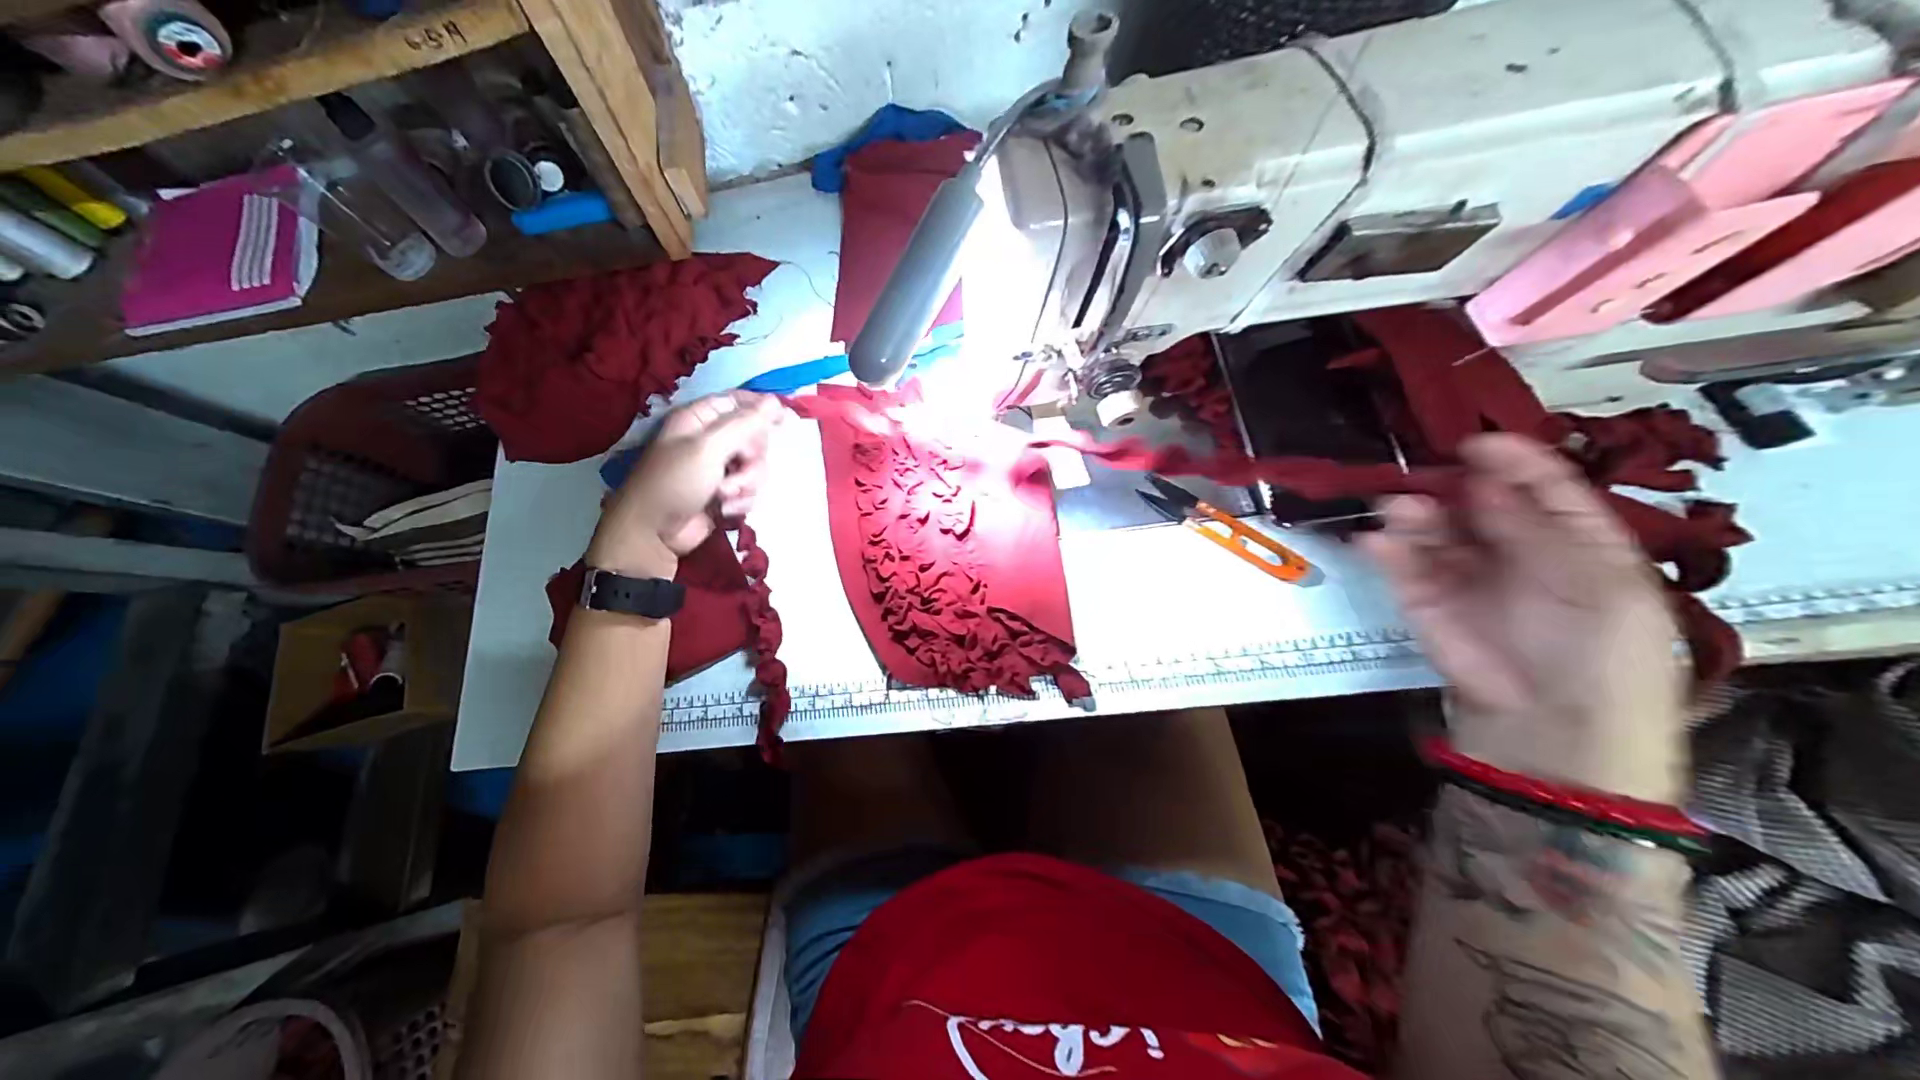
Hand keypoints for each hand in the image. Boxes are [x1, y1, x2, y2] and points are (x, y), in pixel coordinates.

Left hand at [586, 391, 781, 578]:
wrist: (654, 533)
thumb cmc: (674, 483)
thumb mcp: (709, 447)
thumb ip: (745, 424)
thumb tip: (775, 402)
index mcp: (699, 420)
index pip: (738, 402)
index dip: (761, 408)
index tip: (784, 419)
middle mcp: (710, 441)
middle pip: (754, 437)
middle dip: (752, 457)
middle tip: (739, 466)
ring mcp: (718, 469)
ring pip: (756, 467)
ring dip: (746, 483)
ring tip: (724, 495)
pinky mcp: (725, 495)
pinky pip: (750, 490)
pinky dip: (741, 500)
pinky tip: (725, 509)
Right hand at [1359, 434, 1685, 802]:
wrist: (1550, 730)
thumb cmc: (1598, 656)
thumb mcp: (1599, 587)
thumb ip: (1541, 530)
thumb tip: (1487, 481)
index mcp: (1572, 544)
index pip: (1543, 489)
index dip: (1515, 462)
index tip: (1477, 442)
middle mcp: (1515, 552)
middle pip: (1478, 503)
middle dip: (1452, 484)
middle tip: (1428, 473)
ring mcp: (1464, 578)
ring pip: (1433, 530)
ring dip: (1414, 514)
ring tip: (1399, 507)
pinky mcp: (1423, 603)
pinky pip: (1402, 567)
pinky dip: (1386, 550)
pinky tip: (1377, 539)